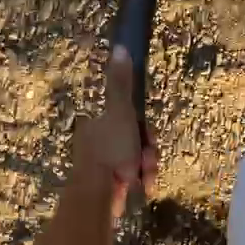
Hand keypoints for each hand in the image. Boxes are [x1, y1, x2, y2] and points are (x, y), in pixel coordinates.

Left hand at [65, 45, 158, 232]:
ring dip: (147, 168)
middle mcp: (97, 144)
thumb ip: (121, 83)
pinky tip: (143, 189)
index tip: (148, 138)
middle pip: (135, 140)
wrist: (96, 196)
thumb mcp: (120, 112)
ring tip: (146, 179)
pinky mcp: (108, 188)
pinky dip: (141, 182)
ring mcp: (102, 167)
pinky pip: (132, 179)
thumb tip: (120, 47)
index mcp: (97, 125)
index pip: (129, 120)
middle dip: (147, 151)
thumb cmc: (109, 150)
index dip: (144, 129)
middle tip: (148, 161)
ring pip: (136, 160)